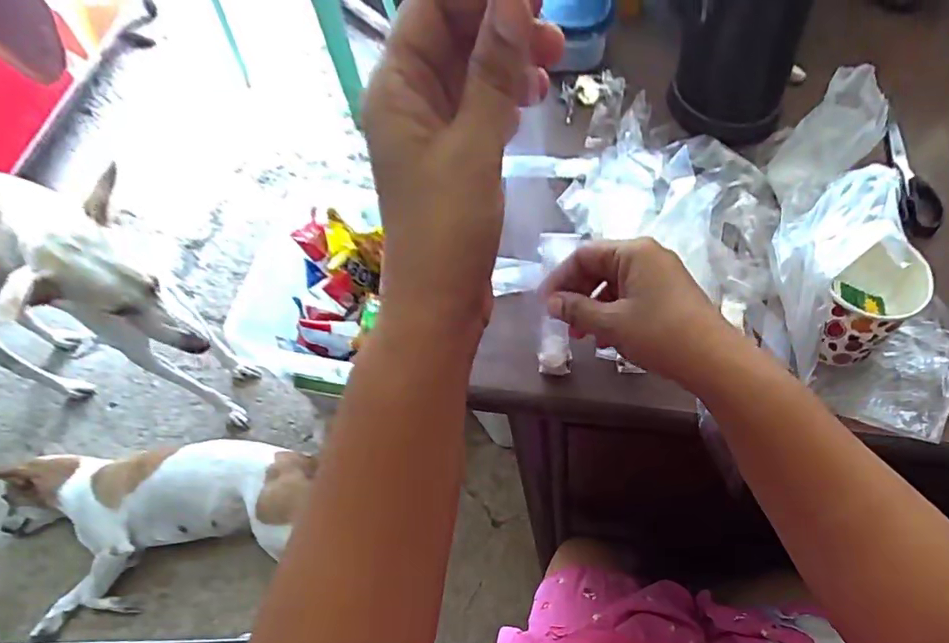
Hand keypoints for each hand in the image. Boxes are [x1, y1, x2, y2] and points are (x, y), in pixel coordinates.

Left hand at [362, 0, 563, 331]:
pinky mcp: (451, 160)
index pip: (431, 8)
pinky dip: (503, 96)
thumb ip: (493, 72)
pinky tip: (530, 97)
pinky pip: (476, 109)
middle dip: (500, 21)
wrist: (440, 306)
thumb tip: (512, 0)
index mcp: (396, 88)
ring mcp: (429, 133)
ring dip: (508, 59)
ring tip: (553, 60)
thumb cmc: (448, 232)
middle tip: (551, 28)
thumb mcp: (474, 147)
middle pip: (451, 34)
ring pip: (469, 73)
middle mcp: (407, 102)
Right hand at [541, 238, 746, 386]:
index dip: (560, 279)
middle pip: (600, 269)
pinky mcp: (670, 297)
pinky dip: (615, 316)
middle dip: (578, 297)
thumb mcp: (612, 324)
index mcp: (633, 252)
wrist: (712, 358)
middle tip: (564, 326)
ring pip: (616, 287)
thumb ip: (578, 311)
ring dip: (595, 311)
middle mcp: (648, 256)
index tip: (545, 306)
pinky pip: (633, 299)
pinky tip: (609, 341)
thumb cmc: (659, 334)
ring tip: (584, 338)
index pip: (584, 255)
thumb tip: (552, 303)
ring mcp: (662, 276)